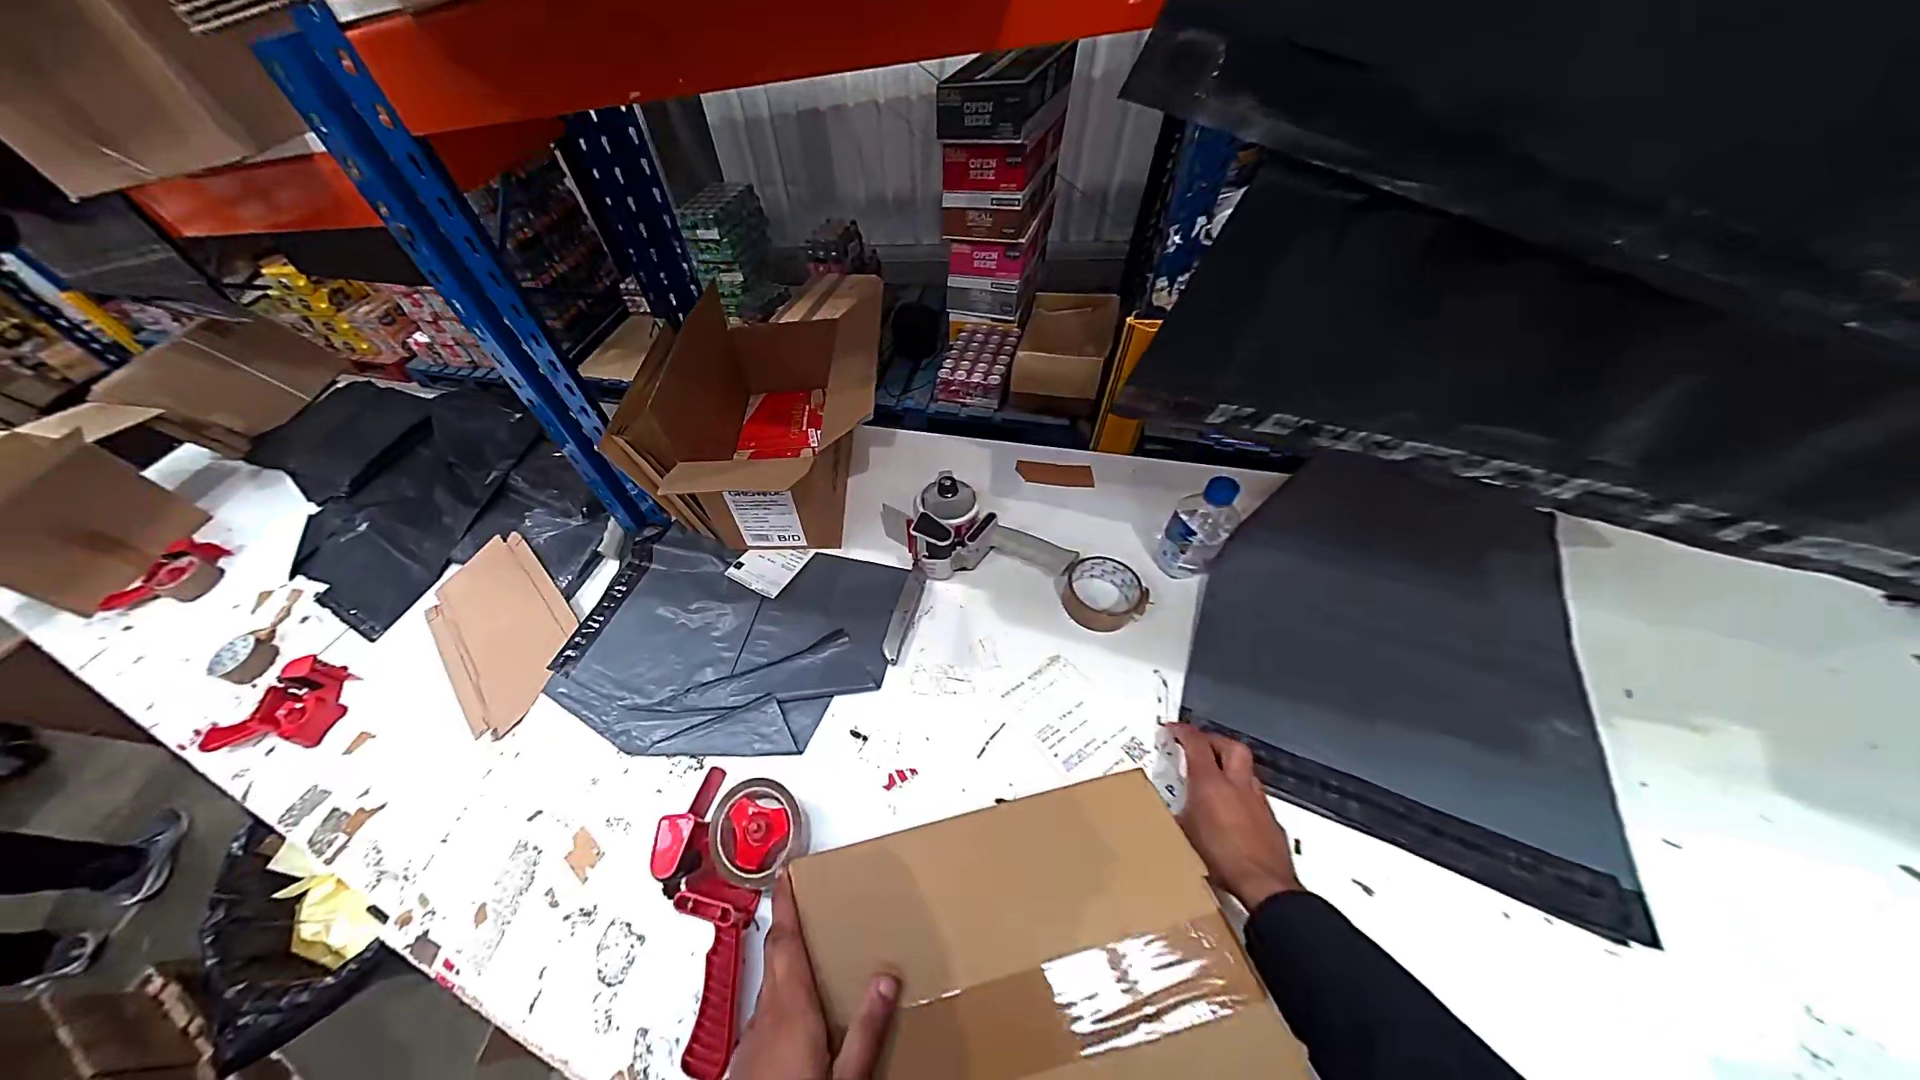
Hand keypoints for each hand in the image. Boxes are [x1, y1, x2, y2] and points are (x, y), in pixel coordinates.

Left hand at [732, 871, 899, 1079]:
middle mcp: (766, 1016)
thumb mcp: (846, 1079)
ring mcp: (751, 1037)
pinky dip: (780, 992)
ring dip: (783, 957)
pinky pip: (765, 1008)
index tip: (785, 876)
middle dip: (785, 923)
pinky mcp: (745, 1059)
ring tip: (804, 947)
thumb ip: (866, 1029)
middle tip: (798, 900)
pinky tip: (796, 1010)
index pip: (784, 942)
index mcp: (792, 1010)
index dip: (784, 905)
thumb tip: (886, 980)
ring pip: (768, 982)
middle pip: (774, 955)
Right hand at [1168, 724, 1301, 909]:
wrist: (1264, 884)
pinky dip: (1241, 792)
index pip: (1196, 743)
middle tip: (1199, 745)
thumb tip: (1169, 813)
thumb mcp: (1184, 835)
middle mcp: (1237, 785)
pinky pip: (1255, 793)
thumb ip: (1177, 815)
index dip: (1183, 732)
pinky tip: (1233, 807)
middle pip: (1229, 745)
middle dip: (1213, 740)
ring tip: (1216, 775)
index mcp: (1210, 783)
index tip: (1173, 730)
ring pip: (1245, 768)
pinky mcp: (1270, 818)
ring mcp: (1257, 800)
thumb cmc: (1222, 860)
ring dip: (1230, 765)